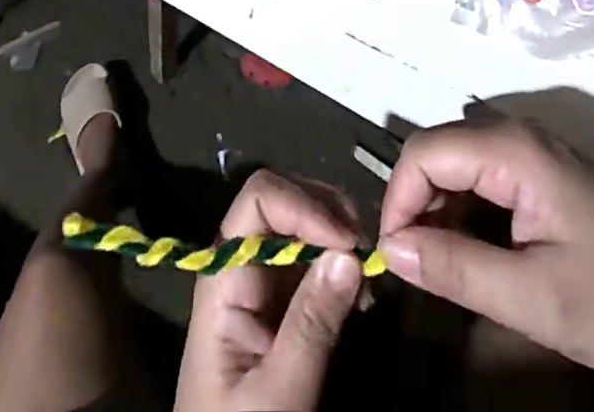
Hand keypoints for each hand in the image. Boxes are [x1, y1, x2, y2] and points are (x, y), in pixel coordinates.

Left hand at [176, 170, 365, 411]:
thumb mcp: (278, 393)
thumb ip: (311, 324)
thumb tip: (349, 253)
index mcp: (224, 274)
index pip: (258, 200)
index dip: (302, 205)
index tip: (348, 240)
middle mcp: (242, 262)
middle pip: (282, 201)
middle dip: (328, 212)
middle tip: (366, 251)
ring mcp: (262, 279)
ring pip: (302, 225)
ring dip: (340, 235)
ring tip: (369, 275)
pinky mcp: (283, 301)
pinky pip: (314, 259)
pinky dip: (343, 262)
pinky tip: (363, 293)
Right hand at [377, 118, 593, 383]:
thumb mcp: (539, 300)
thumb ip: (456, 269)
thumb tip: (390, 247)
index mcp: (514, 152)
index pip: (422, 153)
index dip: (397, 201)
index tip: (398, 258)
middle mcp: (519, 135)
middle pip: (438, 153)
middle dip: (416, 206)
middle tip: (419, 268)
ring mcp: (536, 151)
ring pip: (459, 164)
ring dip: (440, 211)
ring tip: (444, 268)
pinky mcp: (549, 173)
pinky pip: (486, 177)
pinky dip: (467, 211)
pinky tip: (477, 254)